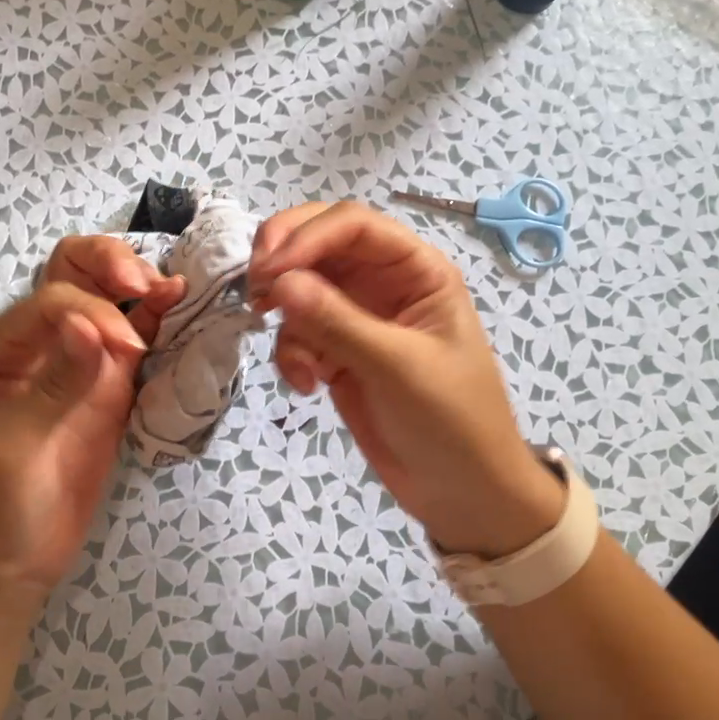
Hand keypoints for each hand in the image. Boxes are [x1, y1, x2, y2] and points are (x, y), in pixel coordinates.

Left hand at [0, 239, 184, 592]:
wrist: (11, 562)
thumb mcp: (16, 443)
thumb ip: (57, 381)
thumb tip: (88, 323)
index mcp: (2, 344)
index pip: (53, 298)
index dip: (92, 312)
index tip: (126, 353)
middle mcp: (40, 339)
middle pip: (74, 270)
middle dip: (112, 264)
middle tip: (147, 284)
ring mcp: (78, 358)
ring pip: (107, 294)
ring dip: (138, 280)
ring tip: (172, 288)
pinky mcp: (110, 383)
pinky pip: (135, 335)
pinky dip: (156, 316)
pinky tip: (177, 303)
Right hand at [248, 202, 564, 557]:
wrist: (462, 495)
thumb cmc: (453, 422)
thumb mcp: (399, 368)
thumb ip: (338, 322)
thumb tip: (279, 281)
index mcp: (416, 269)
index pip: (353, 225)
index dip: (307, 236)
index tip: (270, 271)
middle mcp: (383, 280)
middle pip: (319, 241)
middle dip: (283, 258)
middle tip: (256, 288)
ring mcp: (357, 314)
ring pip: (299, 287)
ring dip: (286, 317)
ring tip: (297, 362)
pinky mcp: (336, 349)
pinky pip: (296, 331)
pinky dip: (290, 354)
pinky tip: (307, 386)